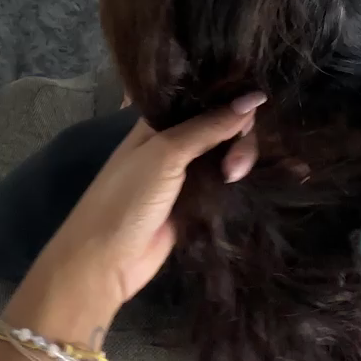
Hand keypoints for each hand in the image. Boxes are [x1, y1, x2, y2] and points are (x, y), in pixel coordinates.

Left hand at [3, 93, 265, 343]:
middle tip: (237, 163)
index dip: (229, 98)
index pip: (202, 97)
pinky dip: (235, 178)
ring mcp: (184, 172)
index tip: (254, 107)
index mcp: (158, 121)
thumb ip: (209, 126)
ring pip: (224, 152)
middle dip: (237, 135)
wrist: (104, 263)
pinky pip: (222, 180)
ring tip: (234, 177)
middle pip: (220, 124)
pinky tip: (242, 180)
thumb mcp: (166, 153)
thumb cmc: (127, 199)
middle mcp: (172, 141)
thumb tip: (256, 97)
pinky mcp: (194, 201)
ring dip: (238, 157)